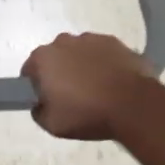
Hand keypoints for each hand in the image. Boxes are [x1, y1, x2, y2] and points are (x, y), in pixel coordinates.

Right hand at [21, 33, 159, 141]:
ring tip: (96, 90)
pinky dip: (103, 63)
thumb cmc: (87, 114)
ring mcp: (90, 39)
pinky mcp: (114, 42)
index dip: (36, 86)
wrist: (134, 106)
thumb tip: (39, 104)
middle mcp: (63, 42)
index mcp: (43, 59)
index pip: (29, 70)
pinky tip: (112, 82)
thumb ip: (38, 111)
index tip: (47, 100)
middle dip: (59, 73)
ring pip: (78, 53)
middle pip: (55, 58)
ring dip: (82, 66)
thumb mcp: (52, 125)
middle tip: (72, 96)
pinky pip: (101, 53)